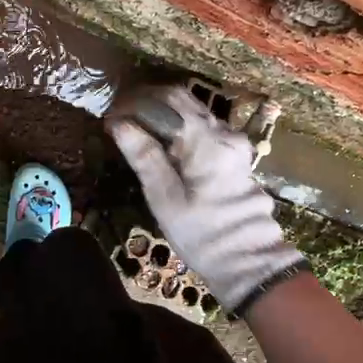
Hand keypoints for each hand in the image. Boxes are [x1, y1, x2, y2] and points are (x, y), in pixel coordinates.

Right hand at [107, 87, 303, 308]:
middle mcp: (223, 131)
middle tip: (121, 119)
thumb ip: (145, 157)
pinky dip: (180, 126)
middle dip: (148, 102)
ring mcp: (234, 141)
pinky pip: (204, 126)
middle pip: (181, 98)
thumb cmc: (203, 235)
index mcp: (204, 139)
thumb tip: (119, 124)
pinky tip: (163, 145)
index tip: (111, 118)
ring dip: (164, 113)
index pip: (164, 99)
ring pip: (194, 111)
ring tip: (137, 130)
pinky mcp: (236, 154)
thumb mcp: (165, 200)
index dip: (134, 102)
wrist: (250, 264)